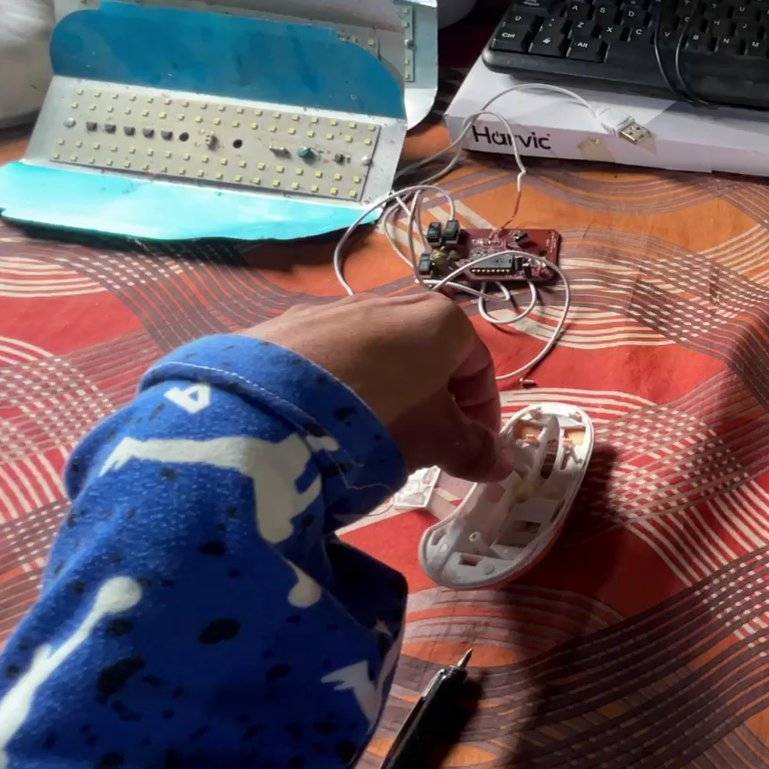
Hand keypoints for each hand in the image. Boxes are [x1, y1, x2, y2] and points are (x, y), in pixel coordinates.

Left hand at [243, 292, 510, 481]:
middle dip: (435, 403)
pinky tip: (322, 422)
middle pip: (430, 359)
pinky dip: (338, 387)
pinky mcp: (285, 326)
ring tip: (367, 437)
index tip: (471, 448)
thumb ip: (473, 450)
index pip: (479, 369)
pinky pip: (328, 358)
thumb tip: (505, 466)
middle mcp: (394, 302)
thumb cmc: (380, 416)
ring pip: (379, 356)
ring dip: (388, 394)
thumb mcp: (435, 440)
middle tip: (424, 445)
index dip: (483, 414)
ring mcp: (335, 309)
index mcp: (442, 320)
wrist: (263, 407)